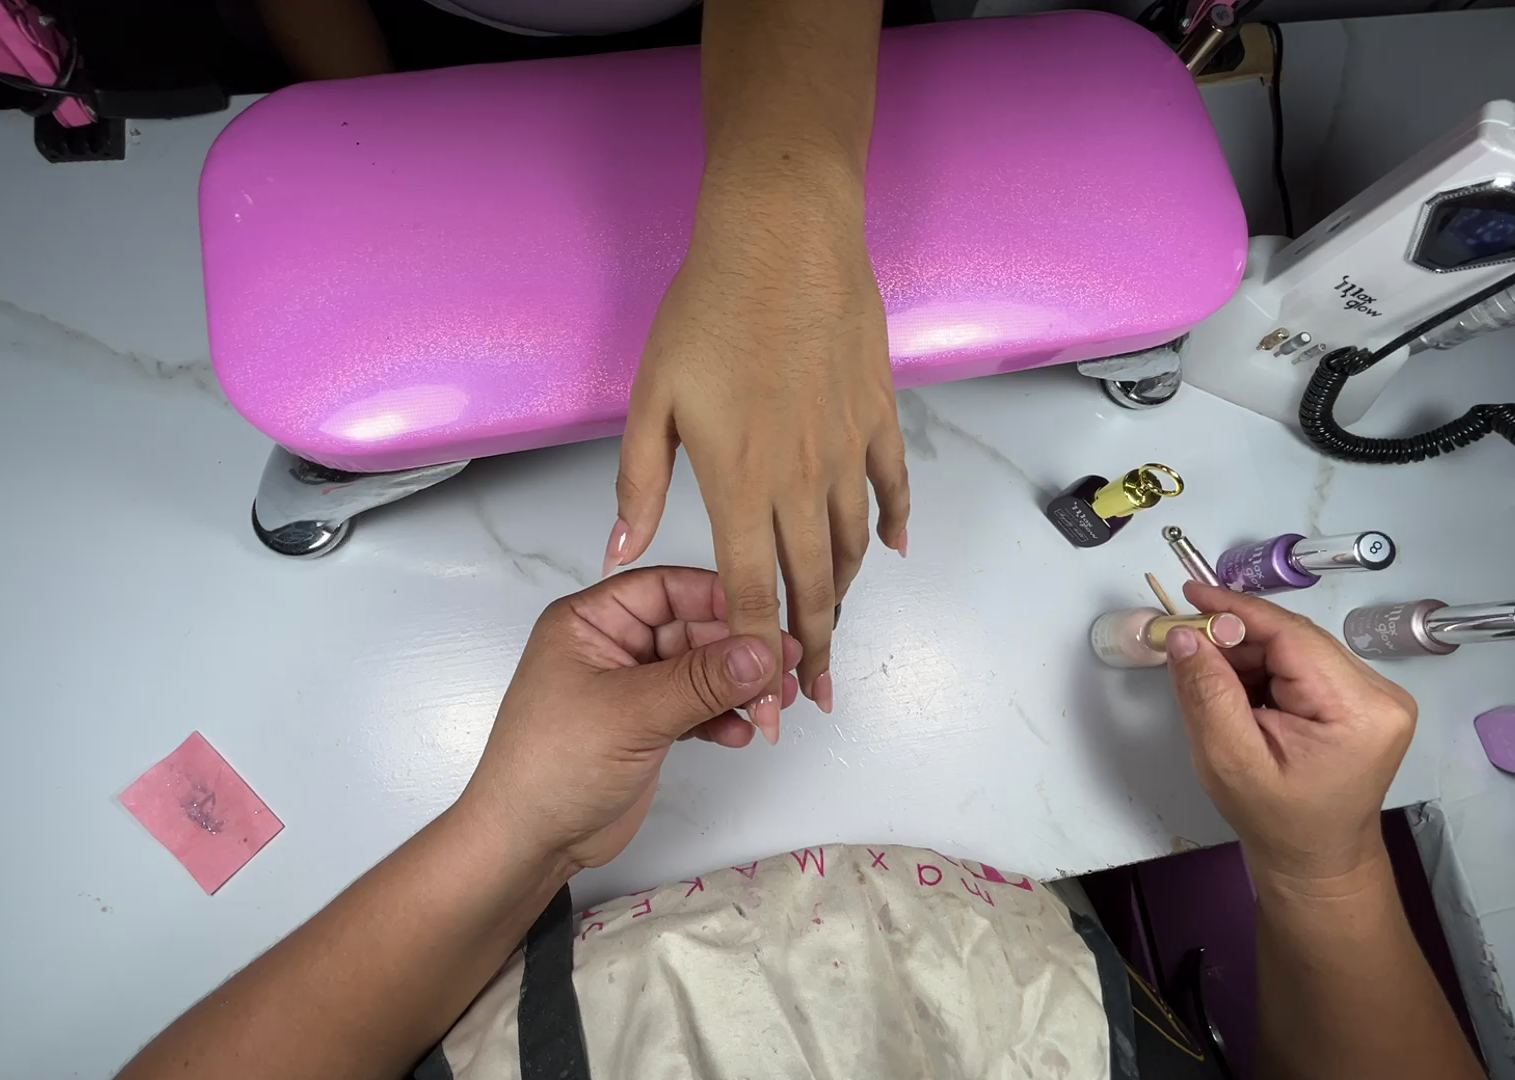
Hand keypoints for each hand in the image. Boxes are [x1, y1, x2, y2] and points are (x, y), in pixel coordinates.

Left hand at [459, 567, 801, 877]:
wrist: (528, 846)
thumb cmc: (553, 767)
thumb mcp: (631, 714)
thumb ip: (700, 681)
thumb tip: (761, 652)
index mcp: (592, 620)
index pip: (666, 589)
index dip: (717, 598)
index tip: (764, 617)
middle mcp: (614, 644)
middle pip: (691, 629)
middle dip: (737, 651)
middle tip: (784, 668)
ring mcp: (633, 685)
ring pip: (700, 669)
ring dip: (738, 687)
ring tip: (775, 705)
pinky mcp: (648, 723)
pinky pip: (697, 706)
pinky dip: (721, 718)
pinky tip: (742, 734)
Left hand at [609, 186, 908, 741]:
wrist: (783, 238)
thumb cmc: (708, 313)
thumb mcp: (652, 400)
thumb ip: (639, 485)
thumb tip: (620, 550)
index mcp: (740, 484)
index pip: (748, 593)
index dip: (754, 656)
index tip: (768, 706)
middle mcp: (801, 482)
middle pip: (812, 585)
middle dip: (812, 647)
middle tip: (815, 693)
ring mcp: (847, 452)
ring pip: (854, 545)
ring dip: (847, 594)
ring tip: (837, 629)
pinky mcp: (876, 419)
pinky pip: (892, 486)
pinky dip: (894, 524)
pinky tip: (892, 551)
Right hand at [1164, 583, 1418, 893]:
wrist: (1313, 856)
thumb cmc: (1274, 816)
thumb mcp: (1227, 756)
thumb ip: (1205, 692)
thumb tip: (1182, 634)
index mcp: (1359, 709)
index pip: (1291, 635)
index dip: (1237, 609)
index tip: (1188, 594)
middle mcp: (1378, 693)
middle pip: (1291, 637)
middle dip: (1232, 636)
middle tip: (1182, 645)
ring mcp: (1371, 695)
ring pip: (1289, 647)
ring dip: (1241, 654)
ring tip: (1207, 681)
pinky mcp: (1355, 699)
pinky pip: (1295, 663)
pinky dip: (1256, 668)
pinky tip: (1233, 690)